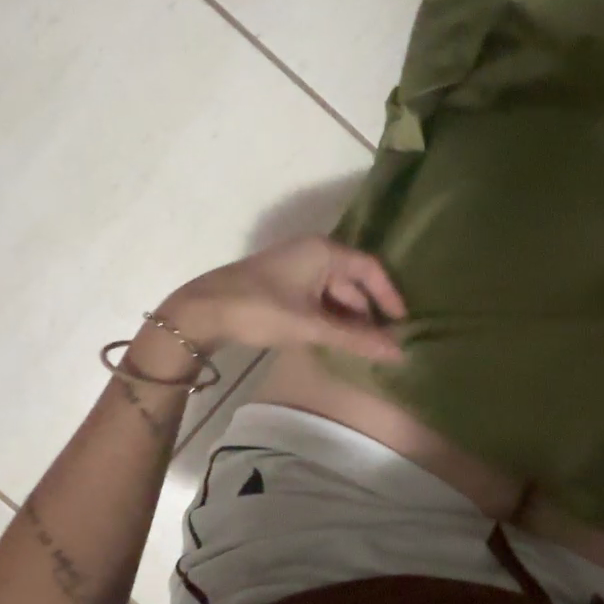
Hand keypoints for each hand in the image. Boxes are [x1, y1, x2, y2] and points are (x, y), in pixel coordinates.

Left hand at [163, 237, 407, 361]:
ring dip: (348, 317)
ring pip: (333, 292)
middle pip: (352, 281)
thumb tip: (398, 352)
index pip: (370, 268)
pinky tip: (333, 338)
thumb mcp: (310, 326)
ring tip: (361, 346)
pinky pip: (316, 297)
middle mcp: (312, 252)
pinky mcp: (281, 283)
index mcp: (323, 251)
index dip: (389, 295)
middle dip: (367, 311)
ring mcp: (295, 267)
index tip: (402, 322)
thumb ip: (355, 339)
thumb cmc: (259, 309)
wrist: (201, 311)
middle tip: (382, 342)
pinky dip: (329, 316)